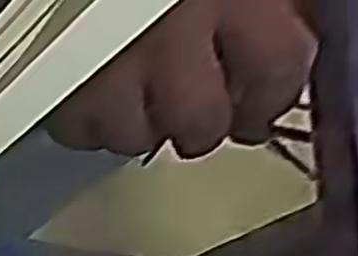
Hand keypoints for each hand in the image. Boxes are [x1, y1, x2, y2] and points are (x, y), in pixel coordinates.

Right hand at [46, 0, 315, 158]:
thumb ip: (275, 1)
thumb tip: (297, 36)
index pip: (276, 69)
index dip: (274, 97)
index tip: (266, 108)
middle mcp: (170, 43)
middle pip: (200, 122)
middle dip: (205, 129)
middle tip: (202, 124)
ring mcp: (108, 79)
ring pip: (136, 139)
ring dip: (145, 130)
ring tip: (145, 106)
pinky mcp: (60, 102)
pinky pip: (84, 136)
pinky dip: (97, 129)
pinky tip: (104, 103)